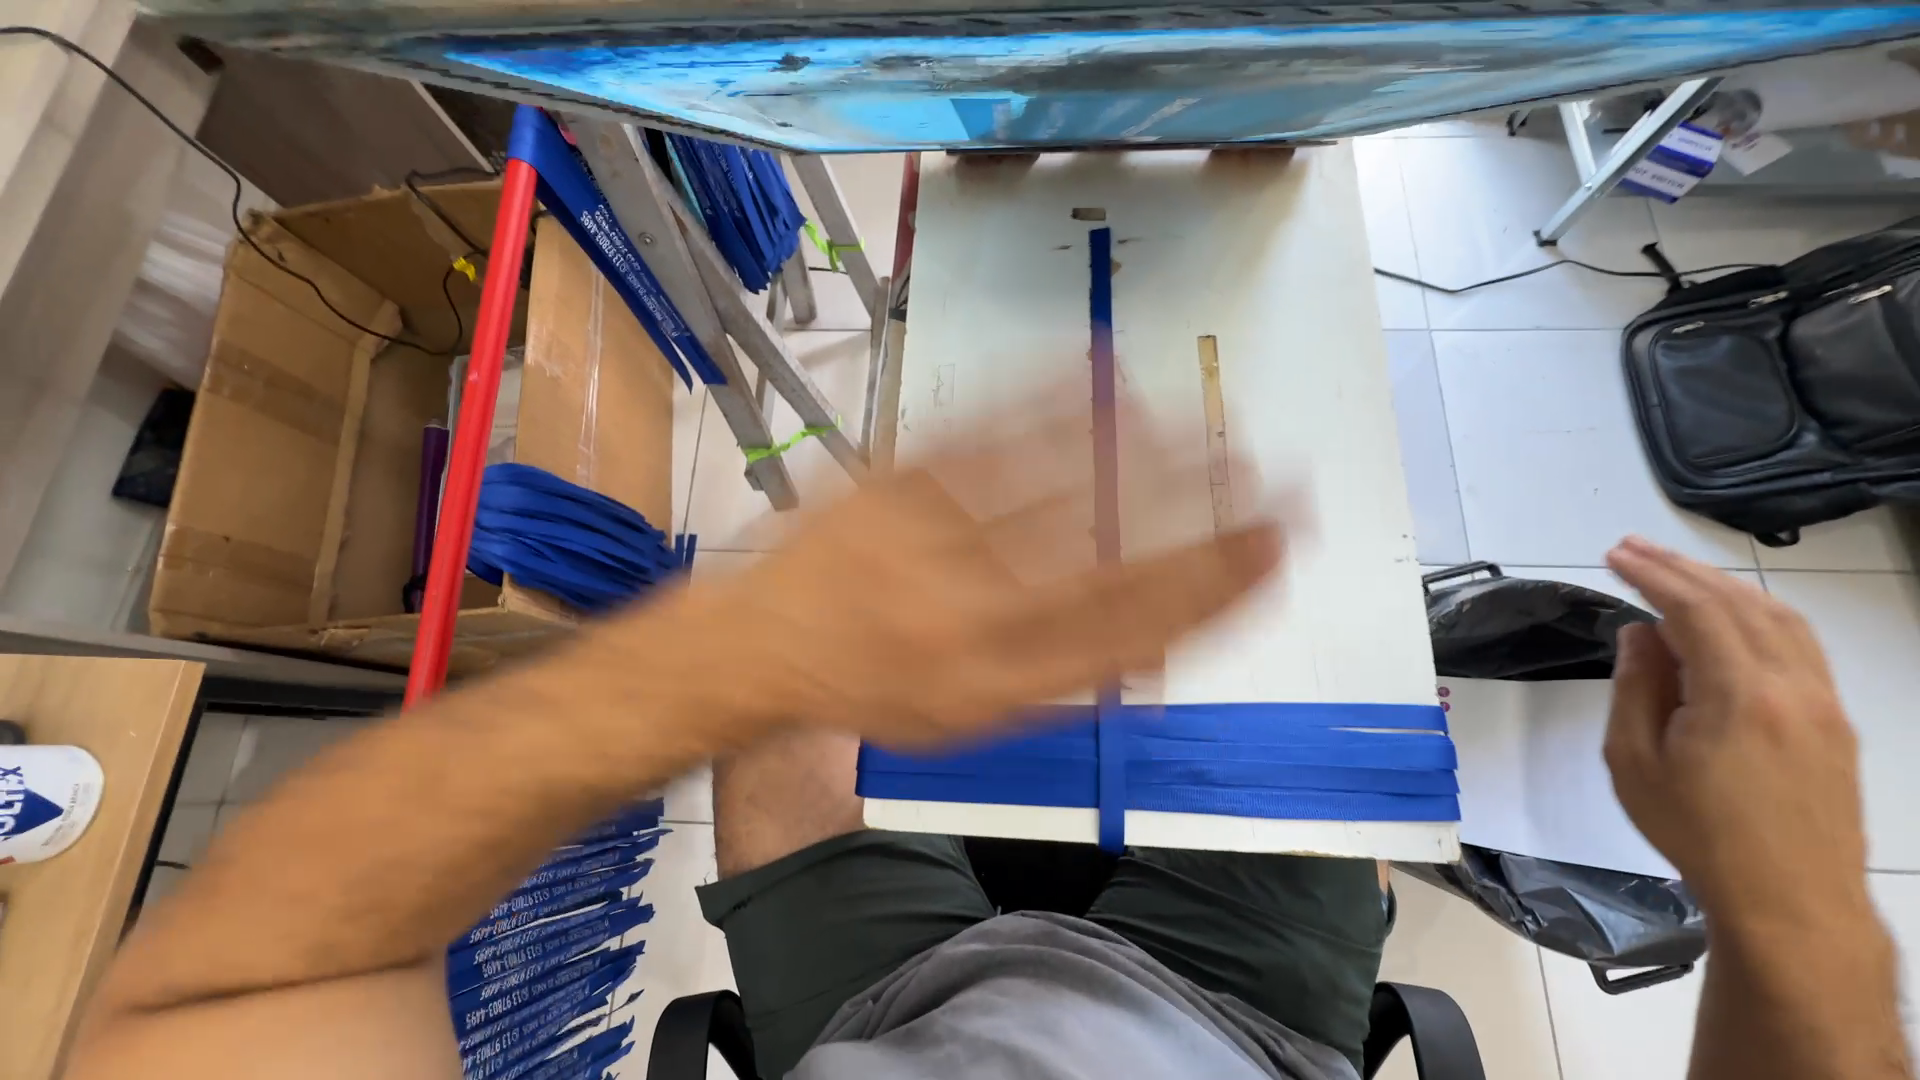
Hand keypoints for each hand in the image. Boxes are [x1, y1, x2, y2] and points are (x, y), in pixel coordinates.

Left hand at [664, 386, 1284, 749]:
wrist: (768, 643)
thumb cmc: (878, 688)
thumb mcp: (974, 715)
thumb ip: (1065, 677)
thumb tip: (1157, 641)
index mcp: (1001, 677)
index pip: (1134, 630)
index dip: (1215, 586)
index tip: (1274, 547)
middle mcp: (974, 610)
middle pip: (1112, 555)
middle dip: (1202, 512)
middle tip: (1268, 476)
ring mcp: (932, 536)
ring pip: (1059, 483)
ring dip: (1144, 450)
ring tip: (1204, 424)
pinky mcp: (896, 477)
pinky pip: (983, 428)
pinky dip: (1049, 393)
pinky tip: (1098, 366)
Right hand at [1604, 536, 1870, 928]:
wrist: (1789, 897)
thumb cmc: (1694, 829)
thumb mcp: (1635, 758)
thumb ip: (1637, 687)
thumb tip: (1642, 635)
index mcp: (1740, 695)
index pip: (1695, 611)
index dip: (1652, 575)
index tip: (1613, 555)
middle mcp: (1794, 687)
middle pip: (1740, 604)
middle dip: (1683, 569)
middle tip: (1633, 547)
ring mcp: (1824, 703)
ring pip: (1780, 619)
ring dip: (1724, 586)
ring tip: (1677, 570)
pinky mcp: (1835, 722)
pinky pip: (1800, 646)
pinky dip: (1759, 614)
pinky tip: (1732, 615)